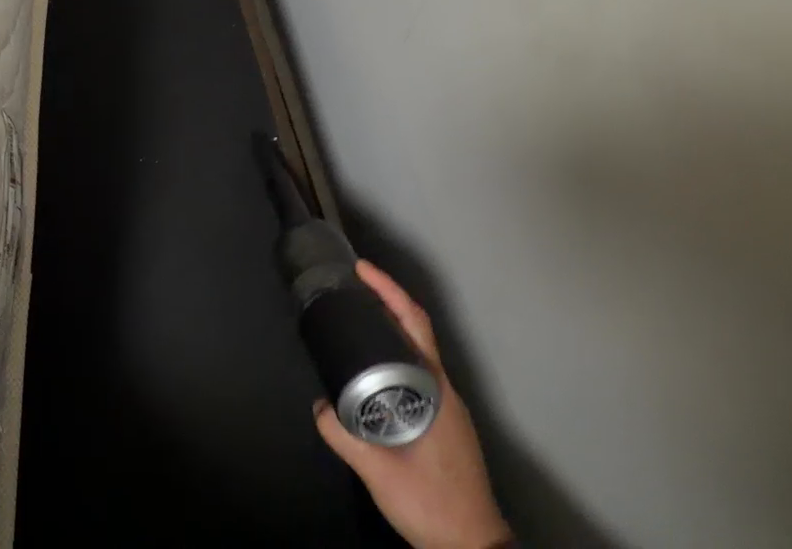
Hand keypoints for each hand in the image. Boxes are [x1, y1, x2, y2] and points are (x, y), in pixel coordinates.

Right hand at [315, 261, 511, 548]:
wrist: (472, 546)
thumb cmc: (432, 503)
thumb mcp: (378, 470)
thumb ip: (344, 434)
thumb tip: (319, 404)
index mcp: (435, 391)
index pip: (414, 325)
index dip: (389, 292)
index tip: (361, 270)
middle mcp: (444, 392)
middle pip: (415, 332)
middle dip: (384, 302)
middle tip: (349, 287)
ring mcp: (446, 407)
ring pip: (415, 353)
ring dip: (388, 329)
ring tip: (353, 319)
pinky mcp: (441, 423)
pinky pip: (414, 373)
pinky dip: (391, 356)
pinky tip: (368, 369)